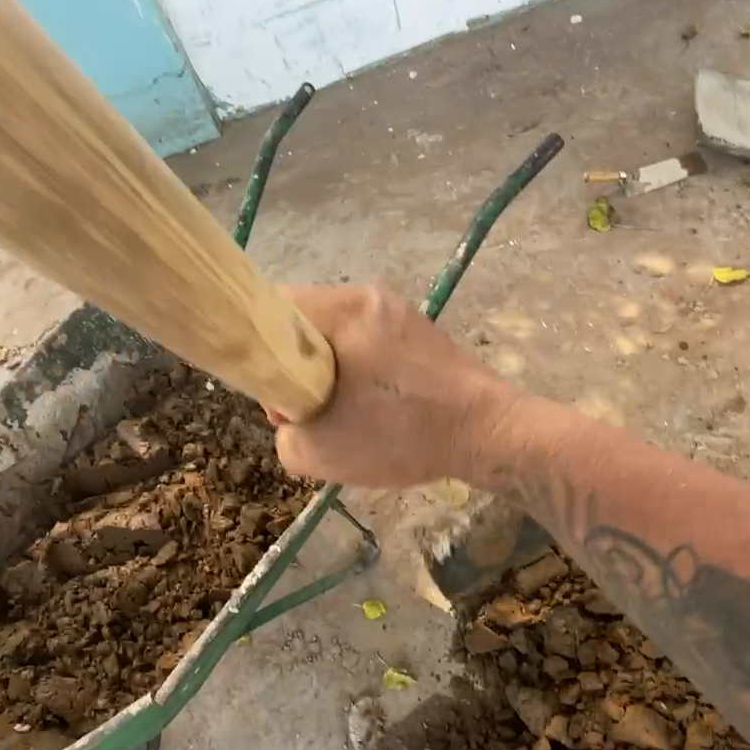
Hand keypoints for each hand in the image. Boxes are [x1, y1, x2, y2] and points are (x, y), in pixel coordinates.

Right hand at [269, 284, 518, 488]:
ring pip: (337, 336)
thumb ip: (284, 431)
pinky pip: (369, 345)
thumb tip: (293, 413)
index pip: (274, 307)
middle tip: (309, 413)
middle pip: (306, 323)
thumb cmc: (401, 436)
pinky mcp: (421, 332)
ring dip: (329, 374)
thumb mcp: (317, 452)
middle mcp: (370, 296)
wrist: (487, 435)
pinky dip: (360, 374)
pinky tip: (375, 410)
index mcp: (344, 308)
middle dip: (297, 368)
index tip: (277, 394)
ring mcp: (400, 311)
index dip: (262, 351)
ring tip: (347, 415)